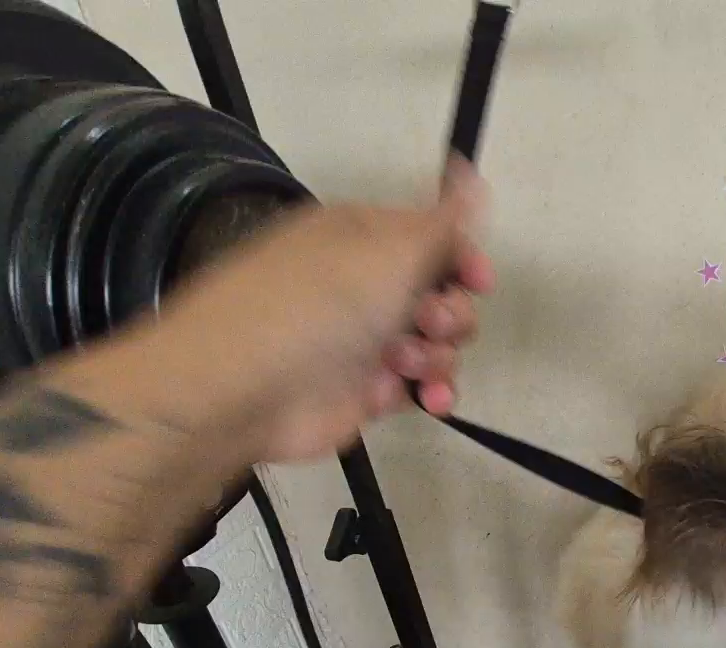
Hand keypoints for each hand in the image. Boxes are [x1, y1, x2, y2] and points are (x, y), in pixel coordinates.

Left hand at [127, 159, 493, 462]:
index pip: (436, 240)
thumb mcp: (387, 250)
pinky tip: (428, 400)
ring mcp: (371, 341)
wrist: (247, 387)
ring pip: (440, 346)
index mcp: (365, 239)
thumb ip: (441, 221)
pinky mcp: (373, 389)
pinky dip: (431, 393)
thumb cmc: (317, 305)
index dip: (464, 260)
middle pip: (446, 296)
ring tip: (405, 365)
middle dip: (451, 314)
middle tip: (427, 323)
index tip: (478, 280)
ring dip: (438, 356)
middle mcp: (370, 286)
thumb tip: (469, 169)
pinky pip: (423, 386)